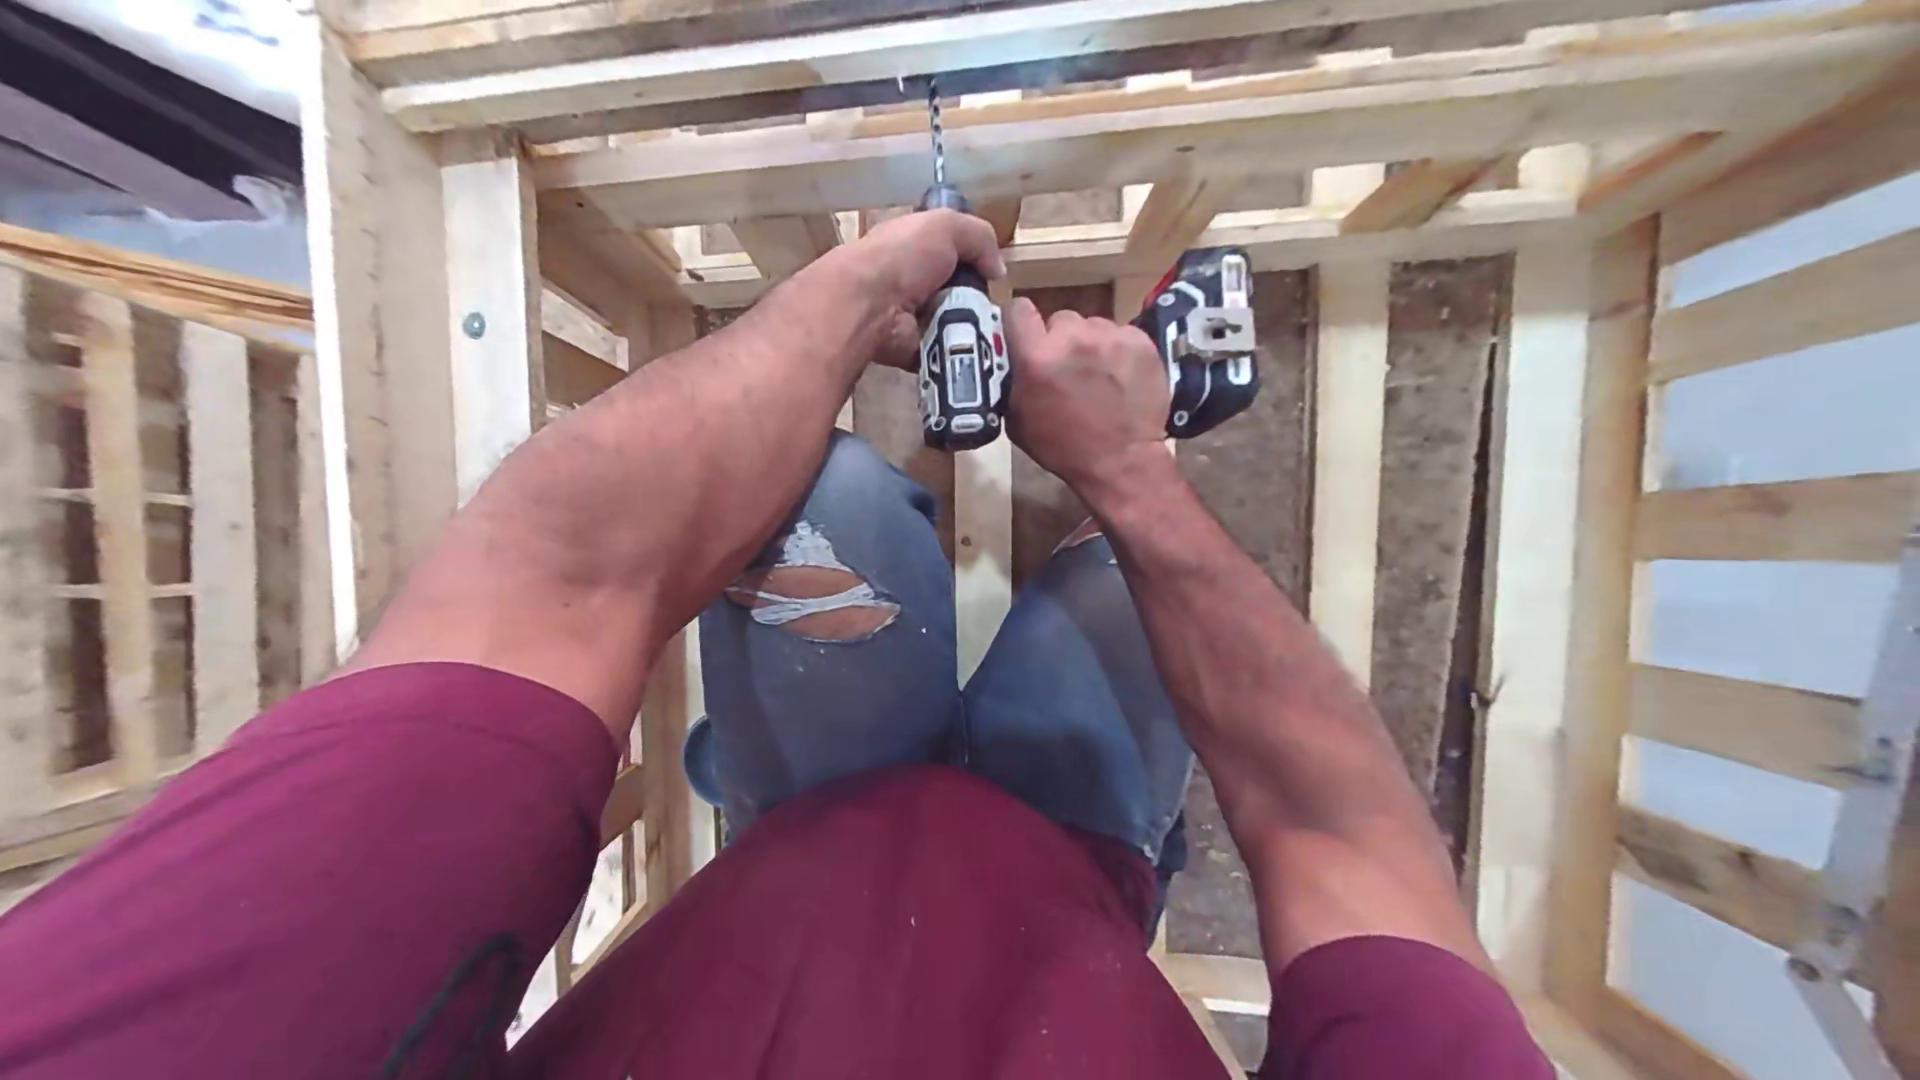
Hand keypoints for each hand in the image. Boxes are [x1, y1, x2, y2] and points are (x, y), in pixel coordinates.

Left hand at [813, 210, 1004, 369]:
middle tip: (996, 306)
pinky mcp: (917, 349)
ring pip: (958, 323)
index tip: (993, 273)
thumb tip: (998, 270)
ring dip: (975, 326)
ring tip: (993, 329)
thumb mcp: (946, 226)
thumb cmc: (904, 257)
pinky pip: (949, 350)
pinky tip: (979, 348)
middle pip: (959, 292)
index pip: (952, 254)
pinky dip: (963, 350)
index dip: (974, 261)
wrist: (871, 305)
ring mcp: (915, 319)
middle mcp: (914, 283)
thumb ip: (979, 237)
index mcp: (916, 248)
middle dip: (979, 299)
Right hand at [1005, 299, 1170, 494]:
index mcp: (1036, 356)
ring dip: (1091, 344)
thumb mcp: (1018, 421)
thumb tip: (1014, 362)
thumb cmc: (1063, 448)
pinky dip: (1119, 351)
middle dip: (1060, 340)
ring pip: (1093, 326)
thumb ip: (1013, 382)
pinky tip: (1121, 376)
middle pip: (1060, 319)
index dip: (1020, 321)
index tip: (1025, 334)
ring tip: (1098, 374)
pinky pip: (1122, 335)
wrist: (1120, 461)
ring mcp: (1110, 336)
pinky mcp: (1140, 341)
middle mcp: (1072, 337)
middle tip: (1067, 367)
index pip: (1018, 309)